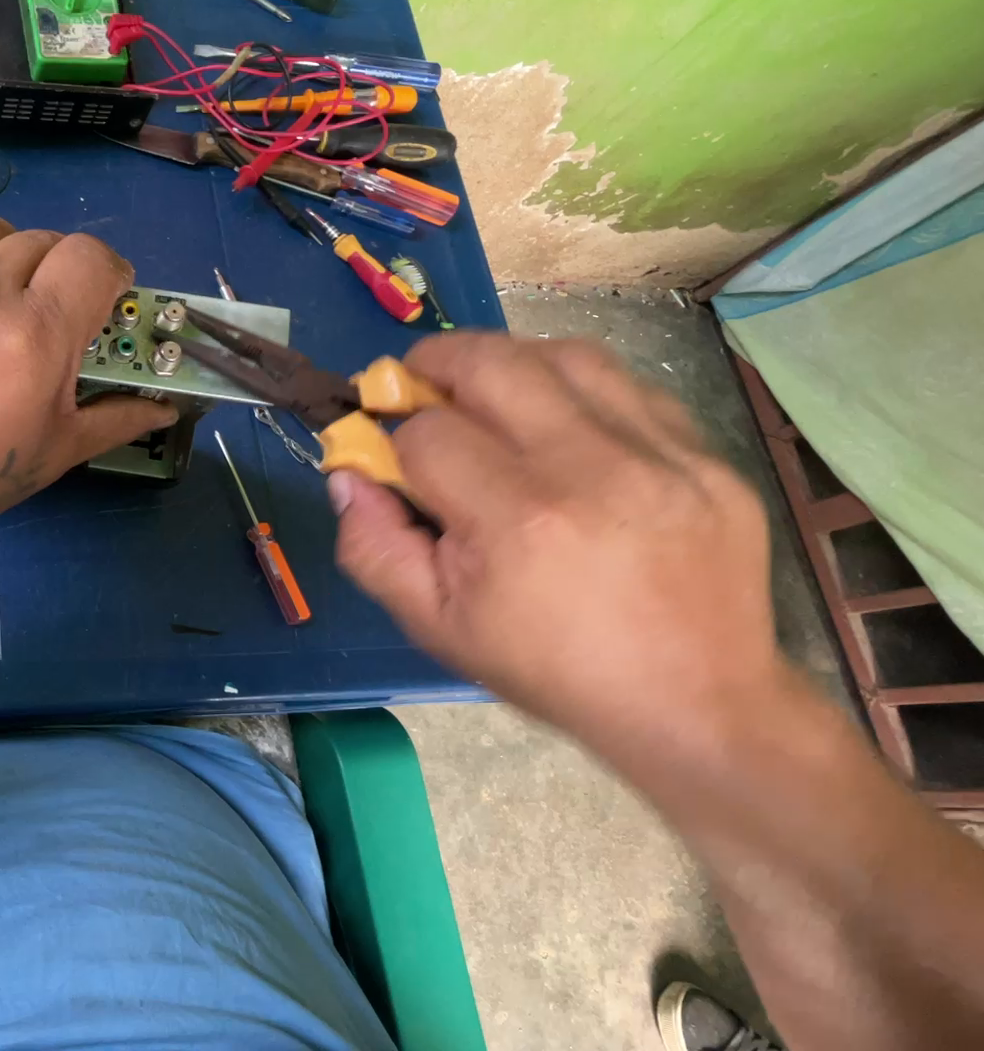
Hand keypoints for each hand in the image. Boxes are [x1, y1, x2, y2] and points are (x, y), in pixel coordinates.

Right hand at [330, 333, 785, 747]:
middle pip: (493, 365)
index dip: (391, 439)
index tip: (387, 459)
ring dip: (504, 361)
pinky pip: (626, 386)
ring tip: (480, 390)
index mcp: (518, 521)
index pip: (426, 435)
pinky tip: (554, 420)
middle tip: (415, 383)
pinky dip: (572, 387)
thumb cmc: (545, 667)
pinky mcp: (711, 455)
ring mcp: (664, 455)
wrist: (692, 702)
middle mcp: (592, 469)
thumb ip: (372, 547)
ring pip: (565, 355)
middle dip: (435, 363)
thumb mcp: (432, 624)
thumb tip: (347, 476)